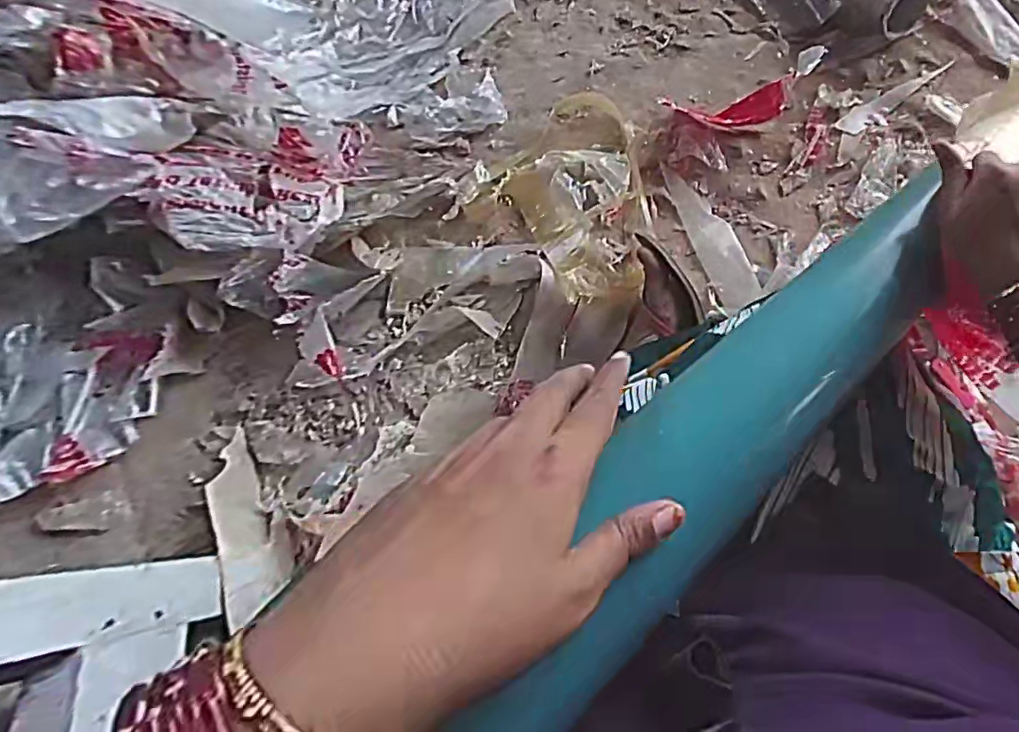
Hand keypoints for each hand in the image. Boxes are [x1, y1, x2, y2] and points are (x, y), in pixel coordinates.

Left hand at [243, 356, 683, 731]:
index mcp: (555, 473)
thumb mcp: (568, 597)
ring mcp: (453, 466)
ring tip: (541, 409)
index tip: (621, 360)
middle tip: (587, 371)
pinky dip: (487, 437)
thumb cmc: (477, 628)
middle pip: (547, 397)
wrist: (344, 658)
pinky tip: (480, 462)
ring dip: (530, 405)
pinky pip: (462, 446)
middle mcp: (507, 455)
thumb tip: (673, 508)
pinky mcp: (408, 488)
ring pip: (503, 417)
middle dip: (572, 379)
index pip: (594, 410)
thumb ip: (623, 543)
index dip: (611, 381)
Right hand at [935, 144, 1018, 297]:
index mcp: (995, 170)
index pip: (983, 160)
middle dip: (1005, 189)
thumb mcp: (951, 215)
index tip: (977, 203)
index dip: (978, 181)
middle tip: (998, 221)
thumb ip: (951, 174)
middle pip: (1011, 172)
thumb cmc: (980, 253)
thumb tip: (941, 143)